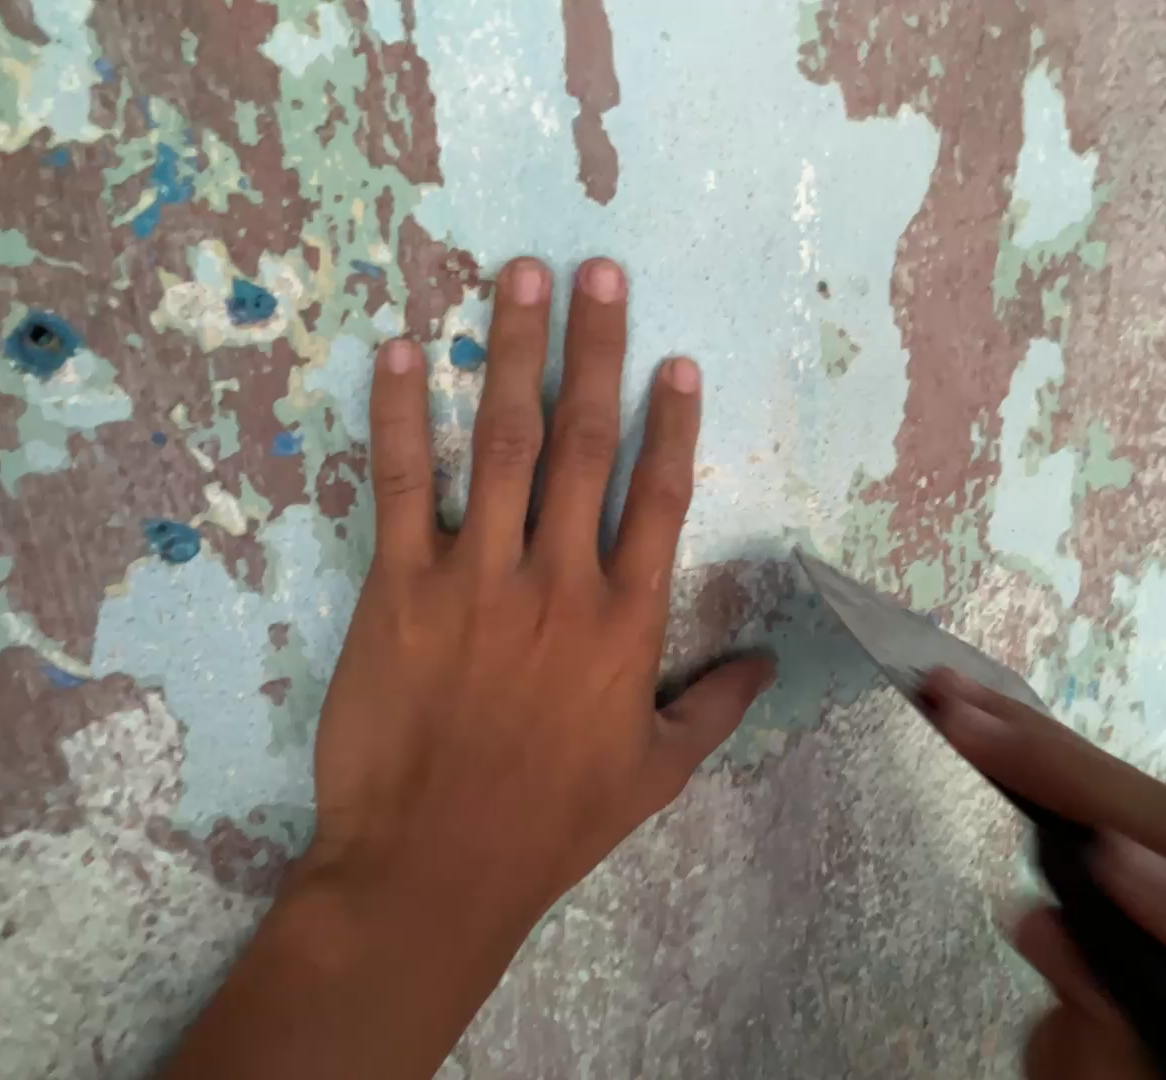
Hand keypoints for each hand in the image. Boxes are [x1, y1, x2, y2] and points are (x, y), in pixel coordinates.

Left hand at [163, 258, 774, 1079]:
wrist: (433, 866)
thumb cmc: (550, 823)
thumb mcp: (655, 775)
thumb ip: (715, 708)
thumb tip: (769, 662)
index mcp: (625, 623)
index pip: (659, 498)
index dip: (671, 423)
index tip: (674, 359)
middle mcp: (558, 580)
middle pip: (583, 442)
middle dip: (594, 348)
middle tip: (596, 271)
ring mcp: (476, 576)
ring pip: (500, 441)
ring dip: (510, 351)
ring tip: (516, 278)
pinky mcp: (399, 587)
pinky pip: (401, 484)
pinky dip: (397, 414)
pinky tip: (396, 352)